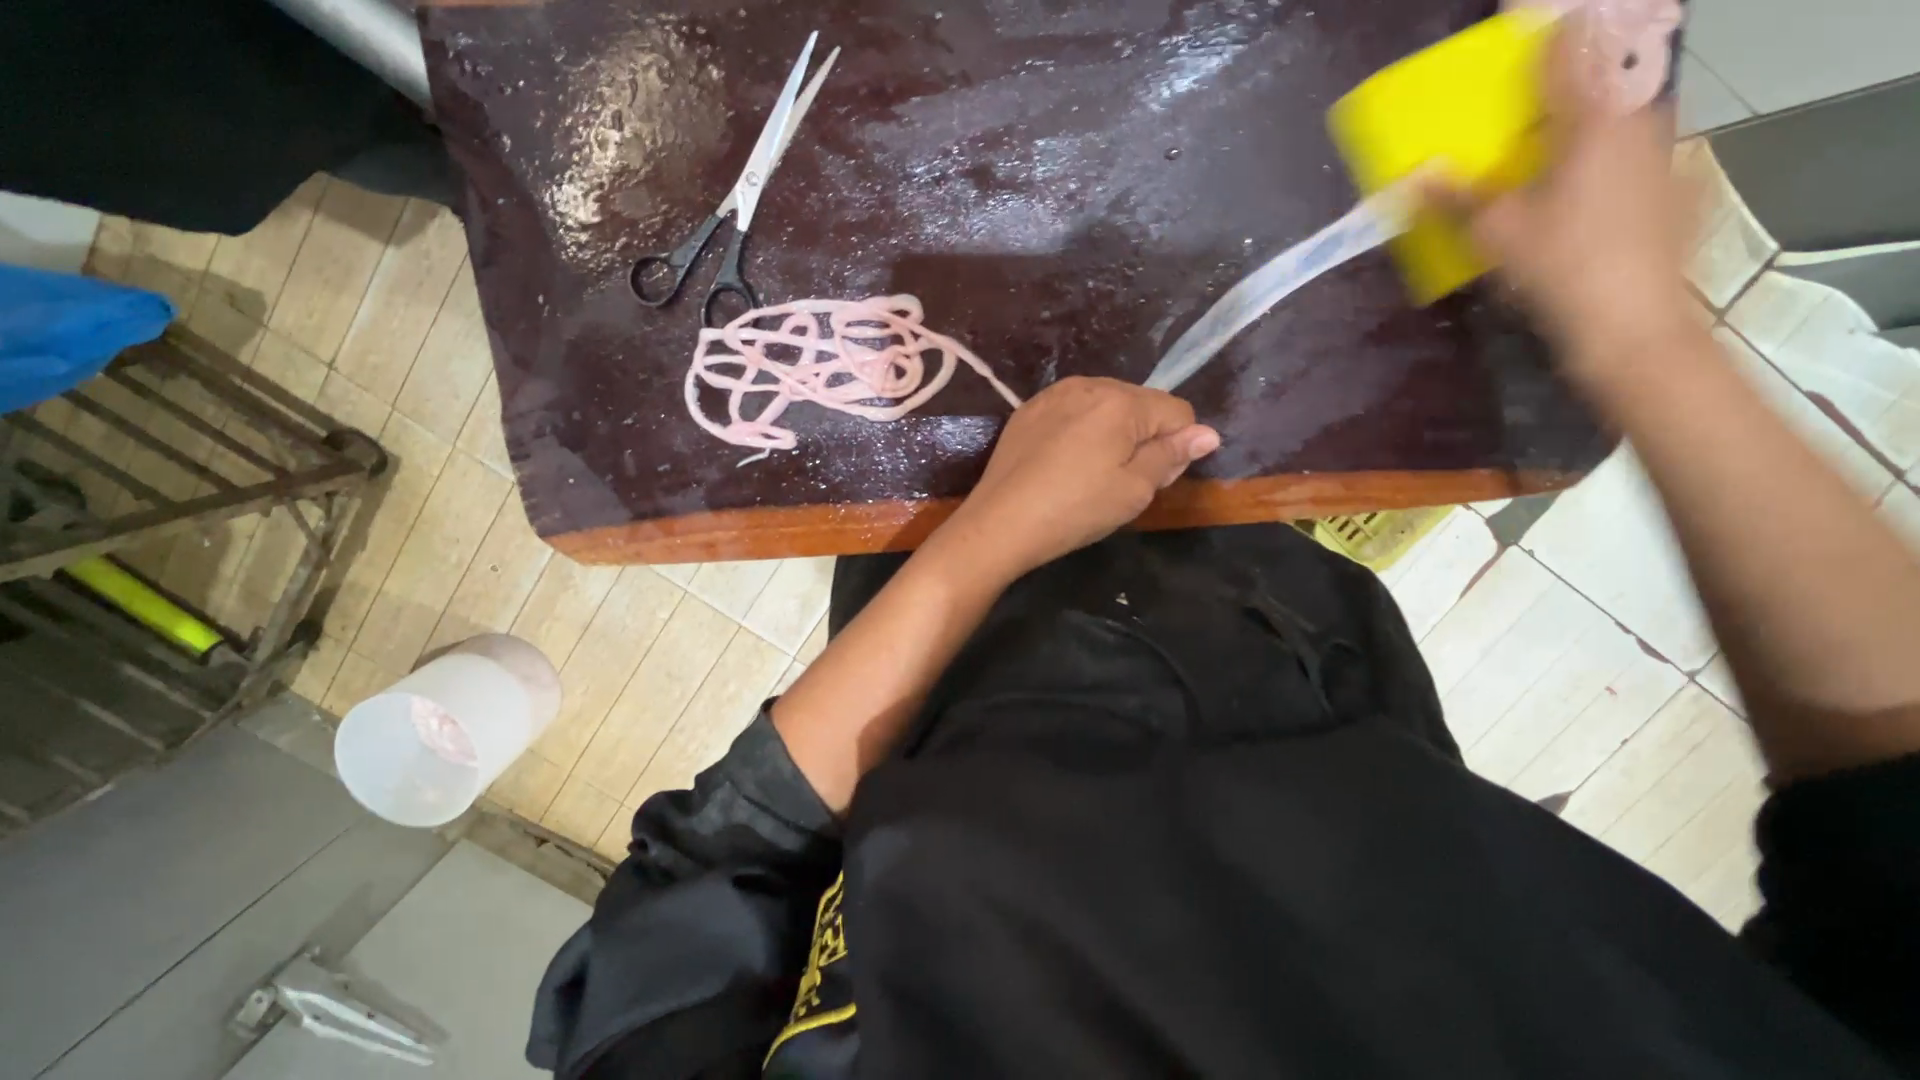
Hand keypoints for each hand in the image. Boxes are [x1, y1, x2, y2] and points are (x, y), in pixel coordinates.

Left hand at [935, 376, 1219, 583]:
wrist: (999, 523)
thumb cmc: (1075, 510)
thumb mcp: (1134, 490)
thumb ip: (1171, 455)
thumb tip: (1207, 433)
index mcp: (1121, 401)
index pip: (1177, 411)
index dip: (1179, 446)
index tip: (1156, 480)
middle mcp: (1088, 384)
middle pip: (1141, 404)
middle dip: (1145, 437)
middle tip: (1124, 483)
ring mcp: (1054, 394)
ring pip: (1106, 406)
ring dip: (1112, 433)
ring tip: (1091, 475)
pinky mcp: (1029, 410)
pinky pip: (1073, 412)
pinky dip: (1080, 432)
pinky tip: (1064, 465)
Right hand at [1430, 24, 1698, 382]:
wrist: (1634, 325)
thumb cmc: (1561, 269)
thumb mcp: (1495, 235)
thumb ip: (1455, 198)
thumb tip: (1416, 176)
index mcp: (1593, 118)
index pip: (1570, 50)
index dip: (1547, 35)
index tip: (1525, 27)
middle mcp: (1639, 120)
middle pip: (1602, 82)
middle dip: (1565, 88)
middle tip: (1526, 108)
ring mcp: (1664, 154)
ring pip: (1622, 120)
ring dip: (1587, 126)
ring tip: (1549, 153)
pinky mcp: (1676, 188)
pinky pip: (1634, 156)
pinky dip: (1606, 162)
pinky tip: (1582, 197)